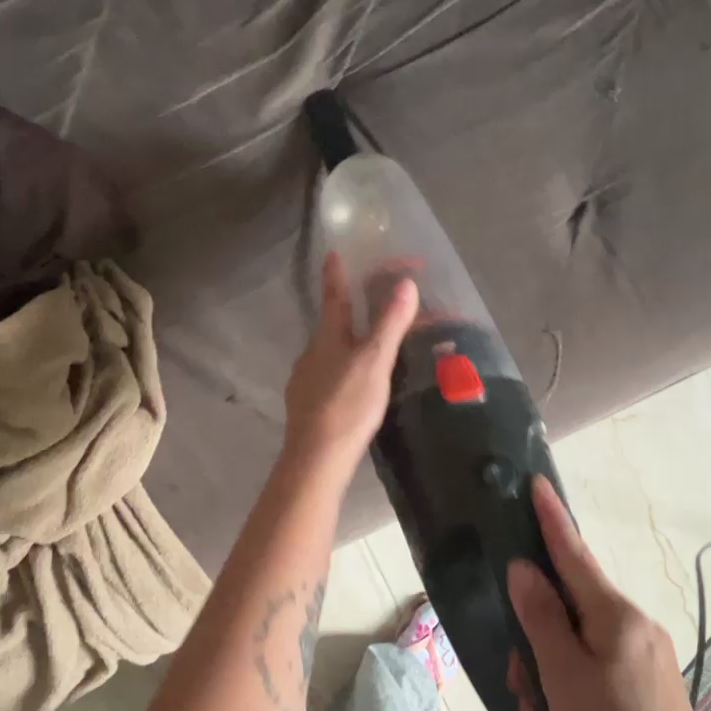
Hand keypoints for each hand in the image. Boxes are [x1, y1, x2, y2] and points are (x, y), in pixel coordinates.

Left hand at [281, 253, 418, 477]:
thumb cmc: (347, 404)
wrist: (316, 457)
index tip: (332, 253)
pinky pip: (327, 377)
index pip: (333, 297)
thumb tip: (405, 283)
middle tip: (367, 304)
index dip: (335, 275)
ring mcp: (305, 380)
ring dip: (346, 345)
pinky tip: (353, 386)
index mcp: (326, 337)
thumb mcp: (375, 361)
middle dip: (347, 313)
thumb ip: (389, 324)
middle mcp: (310, 353)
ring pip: (328, 353)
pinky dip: (342, 371)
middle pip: (330, 325)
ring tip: (369, 348)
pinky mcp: (307, 406)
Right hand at [506, 477, 710, 710]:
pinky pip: (594, 678)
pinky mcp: (649, 694)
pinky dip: (569, 700)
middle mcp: (636, 631)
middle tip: (519, 689)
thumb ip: (541, 615)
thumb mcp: (562, 674)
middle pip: (568, 613)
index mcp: (617, 617)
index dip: (552, 520)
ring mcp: (646, 664)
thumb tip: (525, 568)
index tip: (538, 483)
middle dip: (534, 645)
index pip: (575, 556)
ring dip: (547, 683)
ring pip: (576, 651)